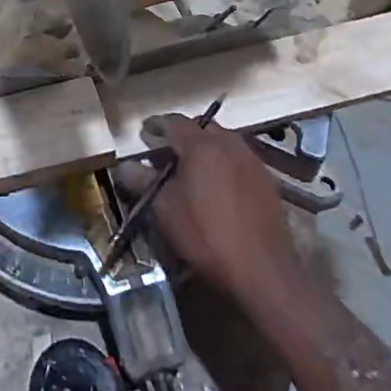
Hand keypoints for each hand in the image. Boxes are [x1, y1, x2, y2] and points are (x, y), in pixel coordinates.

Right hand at [118, 115, 308, 308]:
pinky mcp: (266, 178)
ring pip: (222, 142)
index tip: (144, 131)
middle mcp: (229, 142)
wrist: (262, 268)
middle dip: (182, 136)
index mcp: (202, 145)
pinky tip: (217, 186)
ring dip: (204, 149)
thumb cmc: (207, 236)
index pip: (174, 122)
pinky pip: (238, 159)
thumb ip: (143, 183)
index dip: (156, 125)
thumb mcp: (166, 211)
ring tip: (191, 169)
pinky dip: (223, 164)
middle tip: (166, 151)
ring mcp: (251, 159)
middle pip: (201, 128)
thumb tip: (124, 166)